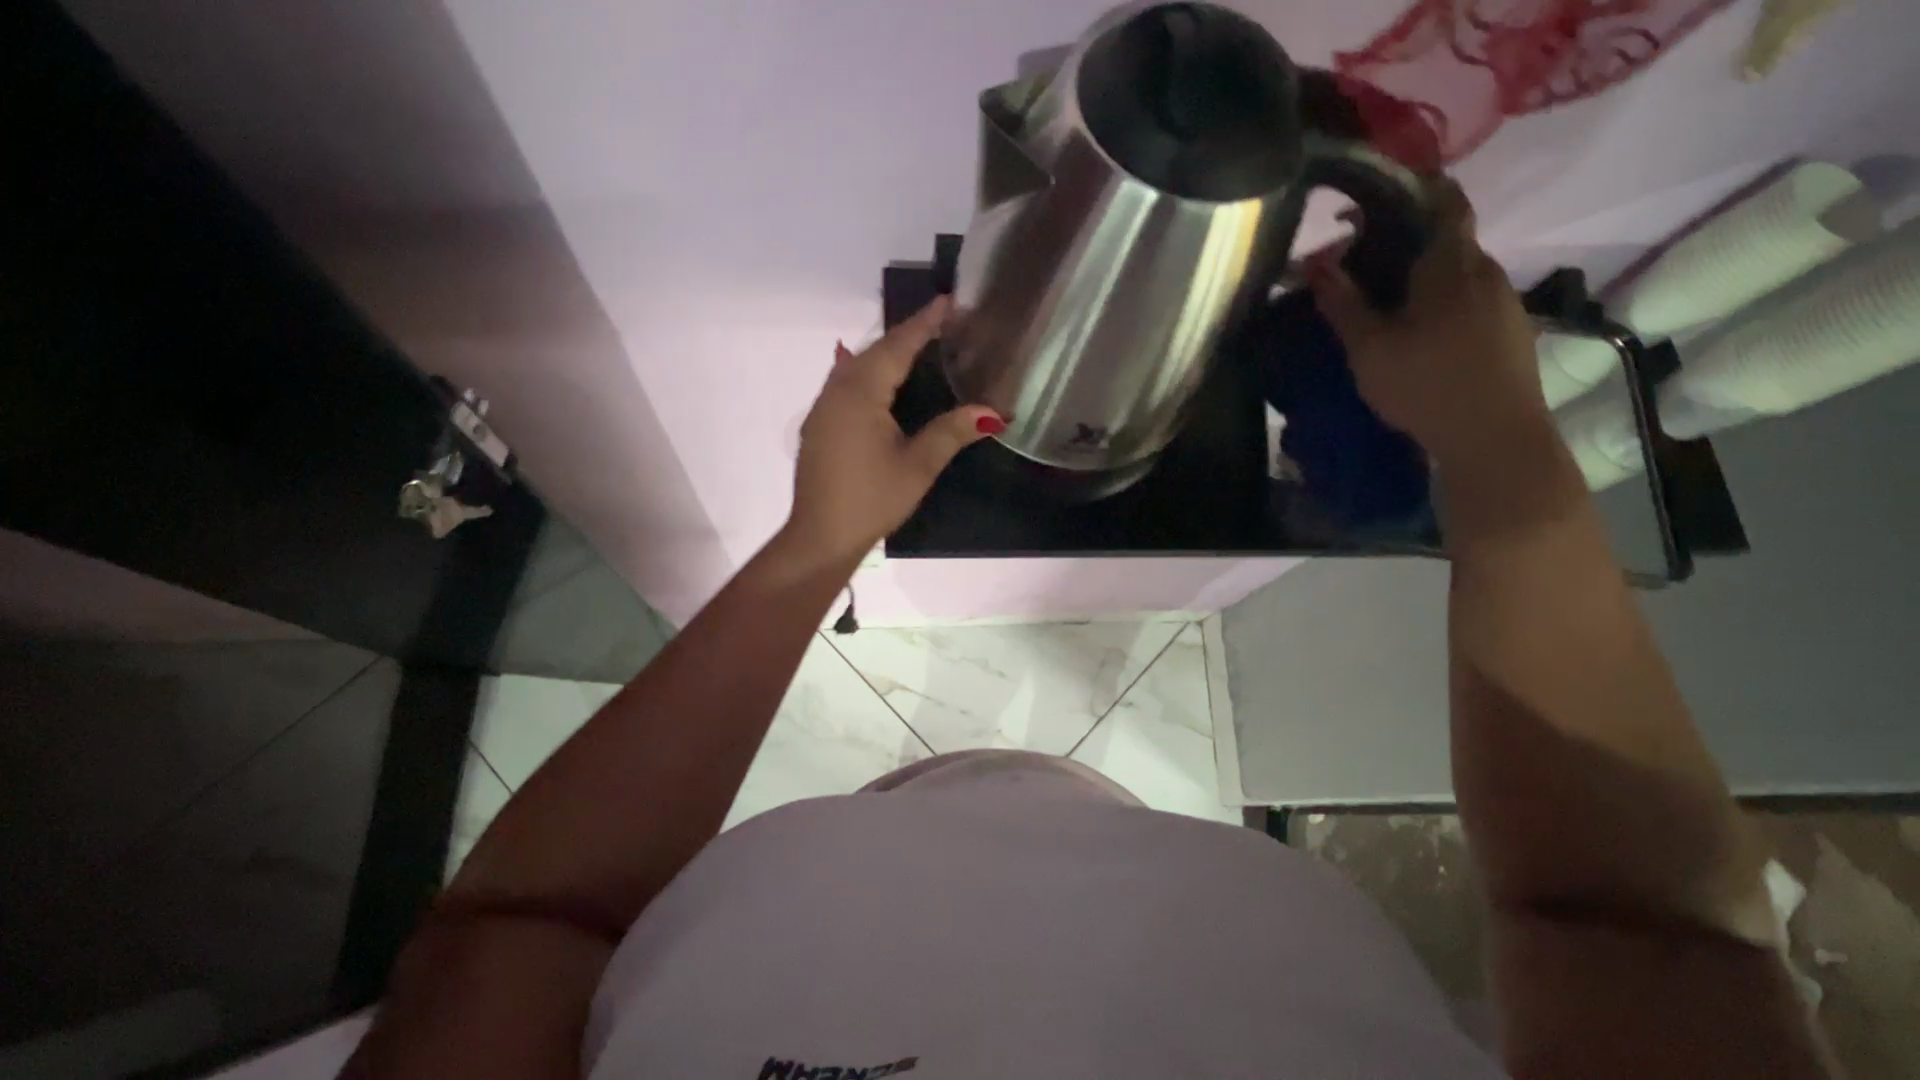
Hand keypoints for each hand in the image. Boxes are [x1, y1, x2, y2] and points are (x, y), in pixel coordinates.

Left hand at [779, 296, 1002, 565]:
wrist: (820, 536)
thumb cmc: (872, 500)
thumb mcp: (918, 465)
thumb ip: (952, 431)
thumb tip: (994, 412)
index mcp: (861, 393)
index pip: (897, 346)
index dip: (924, 324)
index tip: (948, 301)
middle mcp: (837, 391)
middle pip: (875, 351)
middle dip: (907, 334)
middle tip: (943, 322)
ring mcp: (823, 408)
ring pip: (856, 367)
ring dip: (887, 353)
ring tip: (920, 345)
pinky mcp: (819, 426)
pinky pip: (846, 384)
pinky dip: (871, 373)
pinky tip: (884, 379)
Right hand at [1307, 177, 1549, 472]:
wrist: (1497, 441)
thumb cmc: (1427, 386)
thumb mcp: (1370, 348)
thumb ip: (1342, 302)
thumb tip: (1314, 261)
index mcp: (1452, 262)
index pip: (1442, 198)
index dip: (1409, 189)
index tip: (1368, 205)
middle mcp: (1486, 270)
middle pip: (1445, 239)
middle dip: (1404, 244)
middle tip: (1360, 269)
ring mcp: (1505, 302)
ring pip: (1458, 273)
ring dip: (1423, 279)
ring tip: (1384, 307)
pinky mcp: (1513, 332)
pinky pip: (1471, 301)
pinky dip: (1443, 305)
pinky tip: (1419, 337)